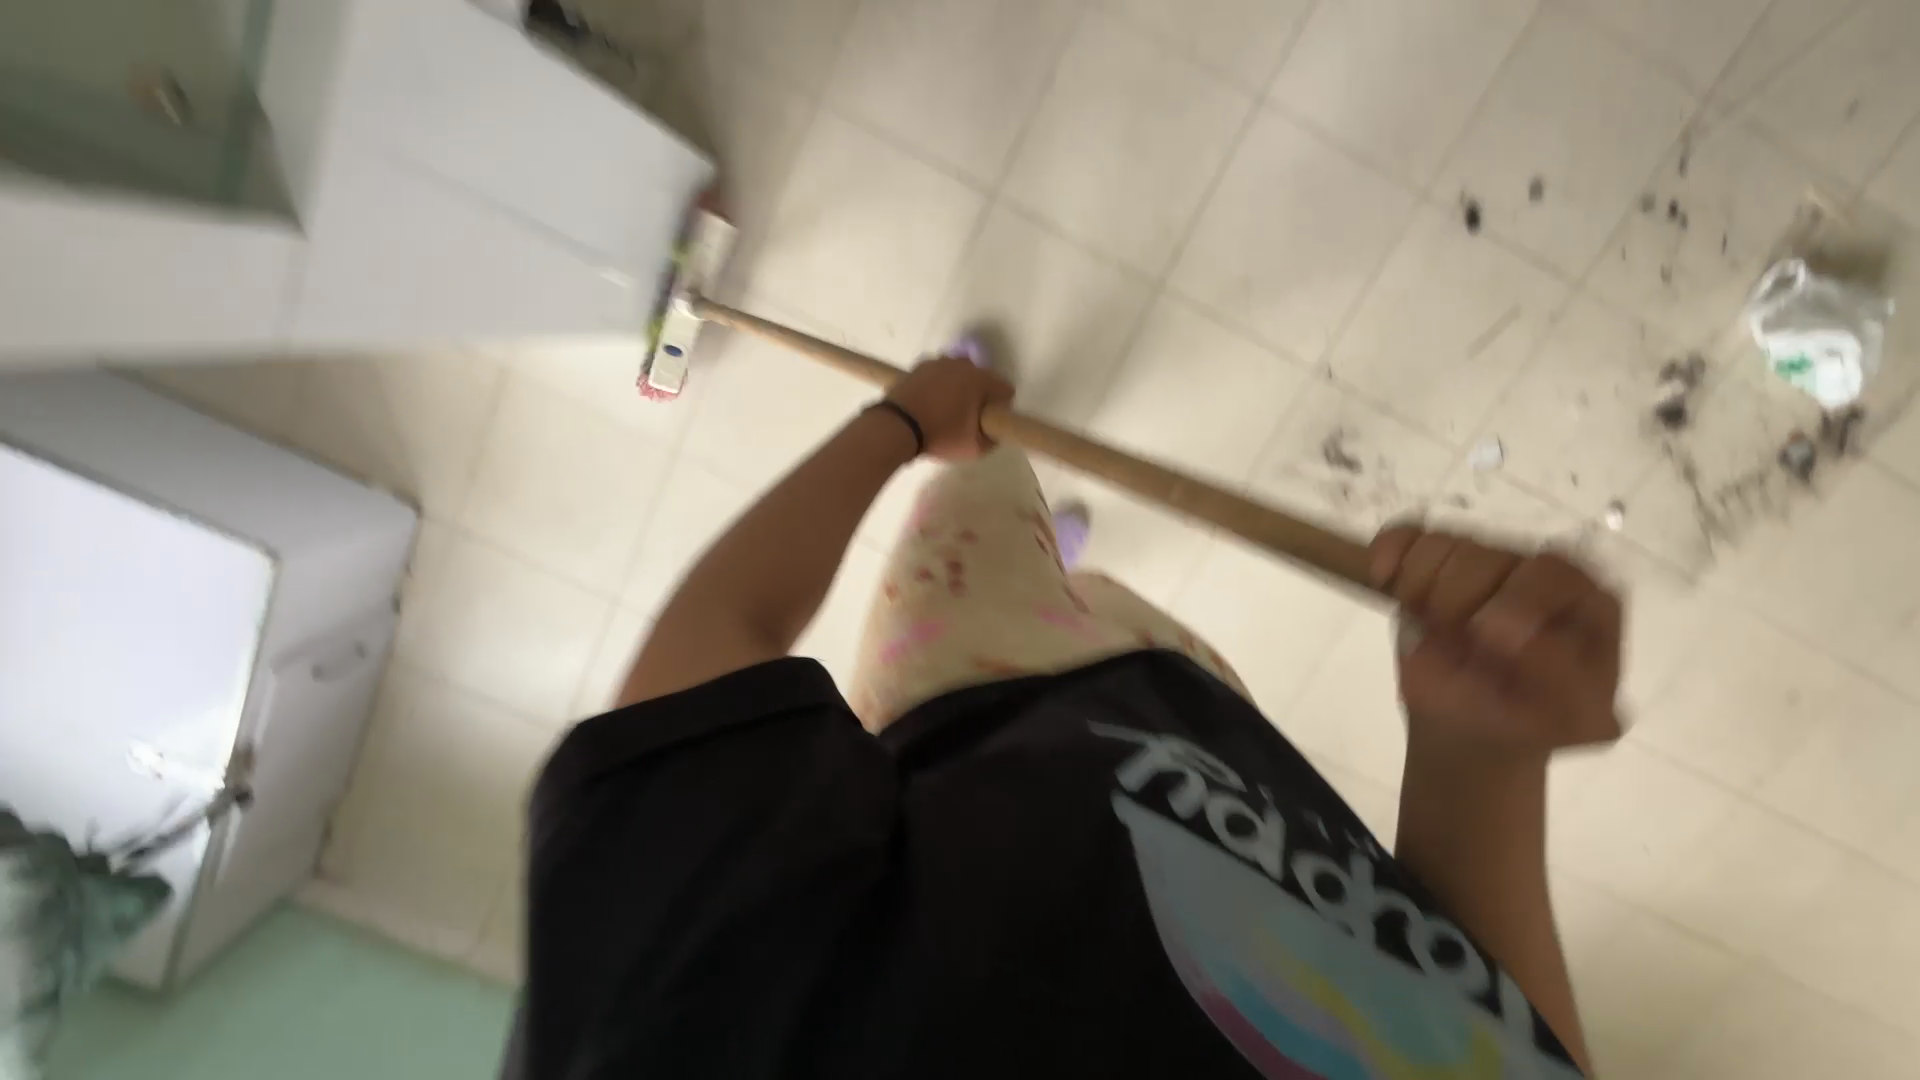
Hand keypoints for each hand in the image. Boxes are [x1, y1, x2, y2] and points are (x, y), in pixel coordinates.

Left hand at [884, 354, 1014, 461]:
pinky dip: (938, 386)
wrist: (897, 426)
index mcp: (981, 379)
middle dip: (979, 396)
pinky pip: (937, 376)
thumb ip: (993, 438)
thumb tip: (993, 429)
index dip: (1001, 407)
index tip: (989, 421)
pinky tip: (930, 404)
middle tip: (968, 418)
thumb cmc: (941, 435)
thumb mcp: (975, 448)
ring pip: (958, 375)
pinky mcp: (918, 366)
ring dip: (958, 389)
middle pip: (982, 379)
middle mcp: (963, 364)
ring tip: (946, 411)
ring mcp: (938, 362)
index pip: (1005, 390)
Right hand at [1368, 526, 1622, 759]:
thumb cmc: (1531, 721)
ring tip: (1430, 629)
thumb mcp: (1575, 720)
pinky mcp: (1427, 566)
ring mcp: (1477, 565)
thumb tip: (1504, 633)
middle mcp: (1531, 572)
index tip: (1485, 636)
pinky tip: (1383, 578)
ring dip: (1421, 589)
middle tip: (1454, 645)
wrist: (1474, 728)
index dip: (1516, 598)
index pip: (1554, 573)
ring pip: (1442, 545)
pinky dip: (1389, 551)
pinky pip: (1406, 536)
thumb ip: (1561, 675)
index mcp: (1583, 601)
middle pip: (1486, 555)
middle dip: (1458, 602)